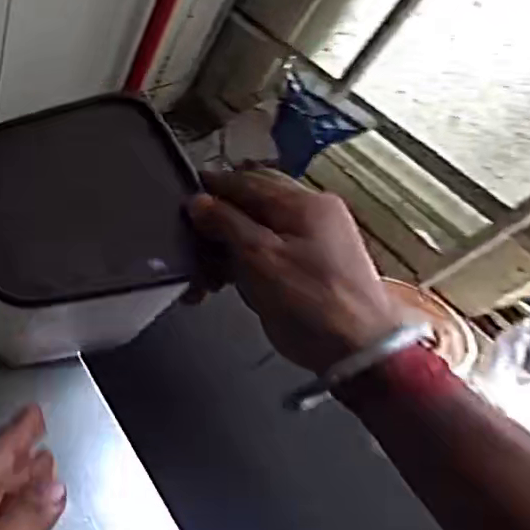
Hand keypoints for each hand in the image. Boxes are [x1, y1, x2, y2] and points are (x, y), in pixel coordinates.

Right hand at [186, 167, 403, 373]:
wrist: (351, 347)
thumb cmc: (310, 299)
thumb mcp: (258, 255)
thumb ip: (225, 222)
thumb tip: (197, 201)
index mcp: (303, 203)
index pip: (245, 181)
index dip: (209, 189)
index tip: (178, 199)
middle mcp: (306, 216)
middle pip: (244, 206)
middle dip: (211, 226)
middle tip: (186, 244)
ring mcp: (303, 241)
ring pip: (245, 233)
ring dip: (217, 251)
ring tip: (200, 277)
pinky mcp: (295, 266)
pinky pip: (254, 254)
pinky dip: (232, 266)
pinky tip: (214, 285)